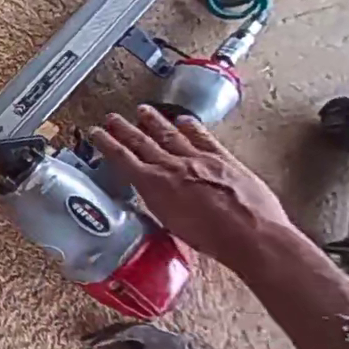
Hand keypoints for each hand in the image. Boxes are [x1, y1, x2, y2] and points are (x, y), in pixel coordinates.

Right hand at [88, 106, 298, 271]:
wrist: (252, 237)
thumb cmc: (211, 238)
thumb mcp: (168, 222)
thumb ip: (156, 200)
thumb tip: (150, 192)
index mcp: (152, 183)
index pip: (121, 156)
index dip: (105, 142)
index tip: (96, 132)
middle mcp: (171, 167)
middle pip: (141, 141)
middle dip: (123, 128)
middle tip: (112, 117)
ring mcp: (198, 160)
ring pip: (169, 134)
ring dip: (154, 121)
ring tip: (143, 110)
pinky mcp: (224, 160)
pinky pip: (203, 138)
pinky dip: (192, 127)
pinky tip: (184, 119)